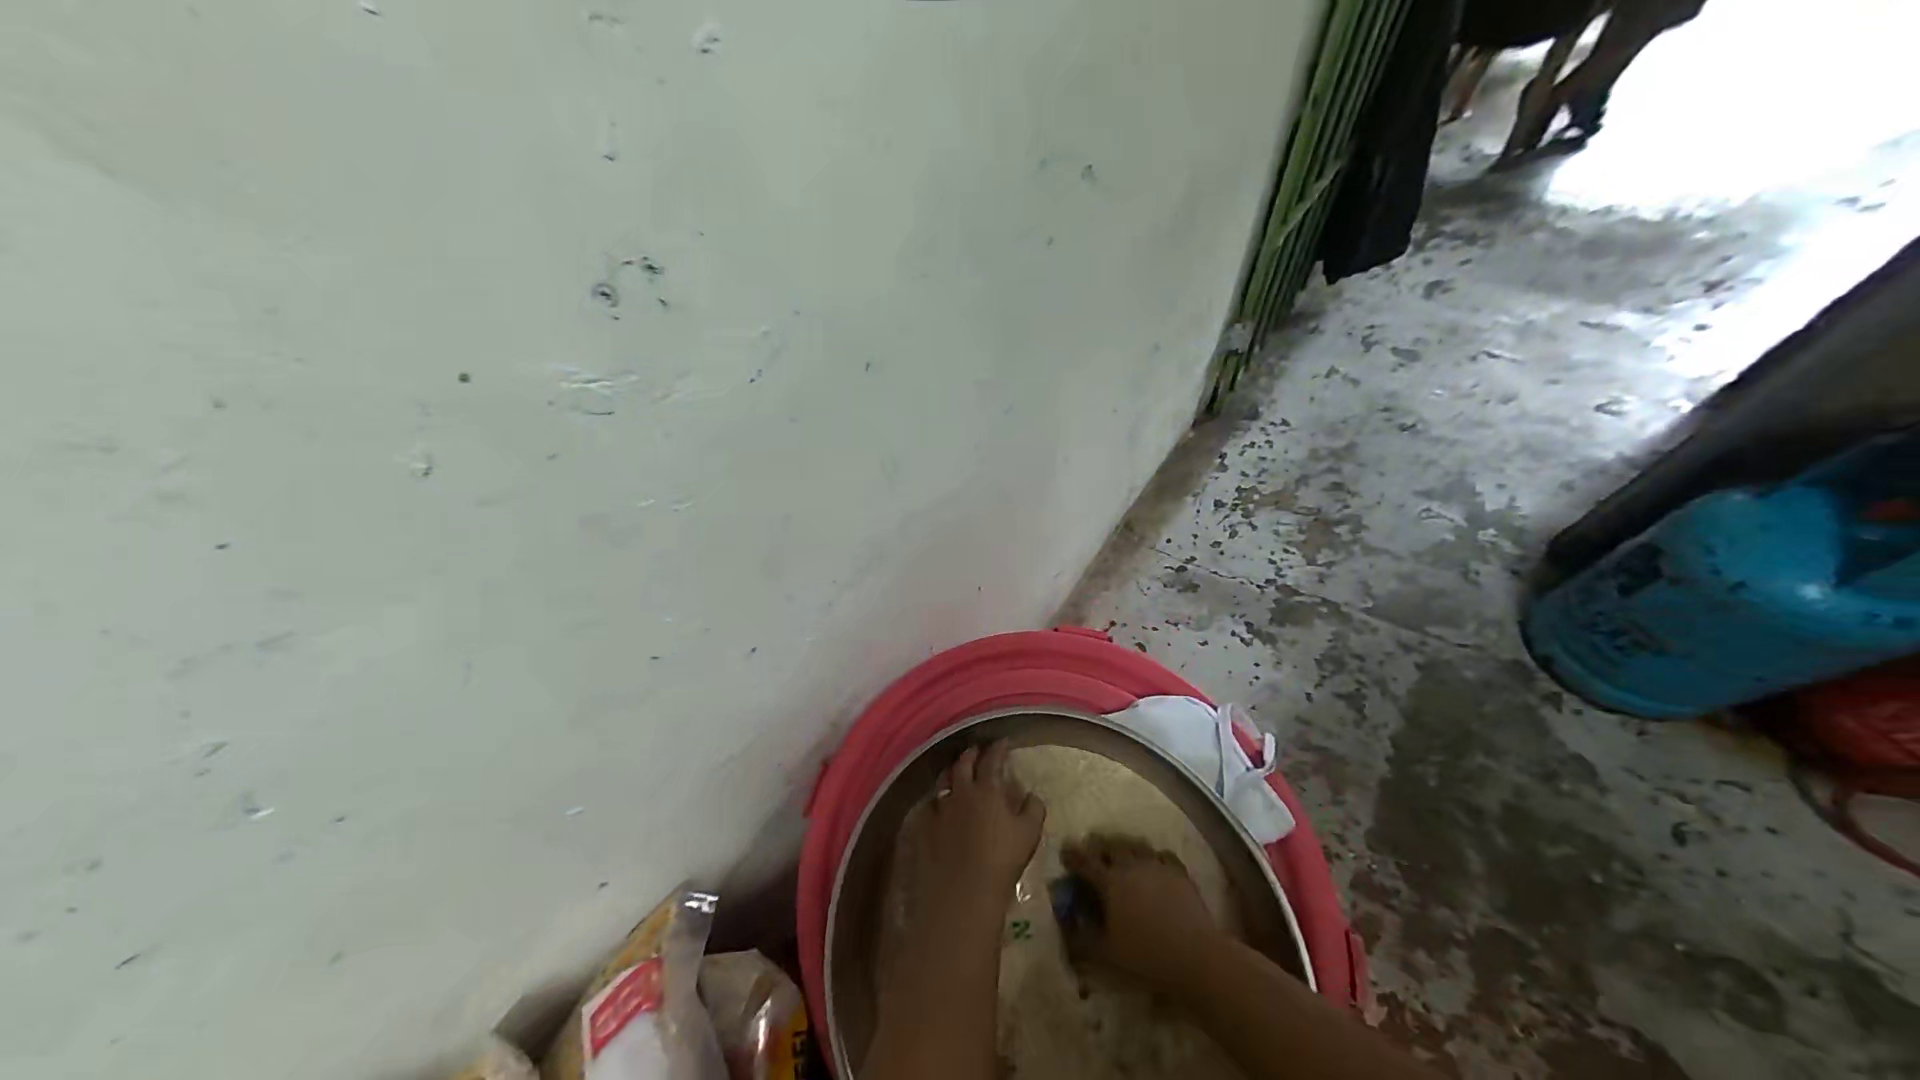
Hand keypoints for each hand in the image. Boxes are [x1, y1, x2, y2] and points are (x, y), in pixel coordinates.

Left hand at [917, 741, 1045, 911]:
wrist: (962, 891)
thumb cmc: (1001, 861)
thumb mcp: (1029, 834)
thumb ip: (1033, 809)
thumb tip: (1031, 794)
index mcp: (987, 789)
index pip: (992, 759)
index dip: (998, 748)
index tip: (1003, 742)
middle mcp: (961, 791)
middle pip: (963, 763)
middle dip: (972, 753)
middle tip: (979, 750)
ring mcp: (939, 808)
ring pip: (944, 779)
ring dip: (952, 770)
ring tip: (957, 769)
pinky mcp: (924, 825)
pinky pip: (929, 803)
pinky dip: (937, 797)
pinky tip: (939, 801)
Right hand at [1061, 835, 1224, 990]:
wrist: (1195, 956)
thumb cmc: (1145, 956)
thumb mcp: (1105, 953)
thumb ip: (1080, 937)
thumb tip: (1066, 922)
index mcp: (1109, 881)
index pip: (1084, 861)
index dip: (1072, 855)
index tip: (1065, 853)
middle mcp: (1130, 865)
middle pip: (1110, 844)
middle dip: (1097, 845)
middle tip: (1092, 850)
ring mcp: (1157, 865)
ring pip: (1136, 844)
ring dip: (1124, 845)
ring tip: (1120, 851)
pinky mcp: (1179, 872)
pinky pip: (1162, 854)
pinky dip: (1152, 855)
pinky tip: (1153, 862)